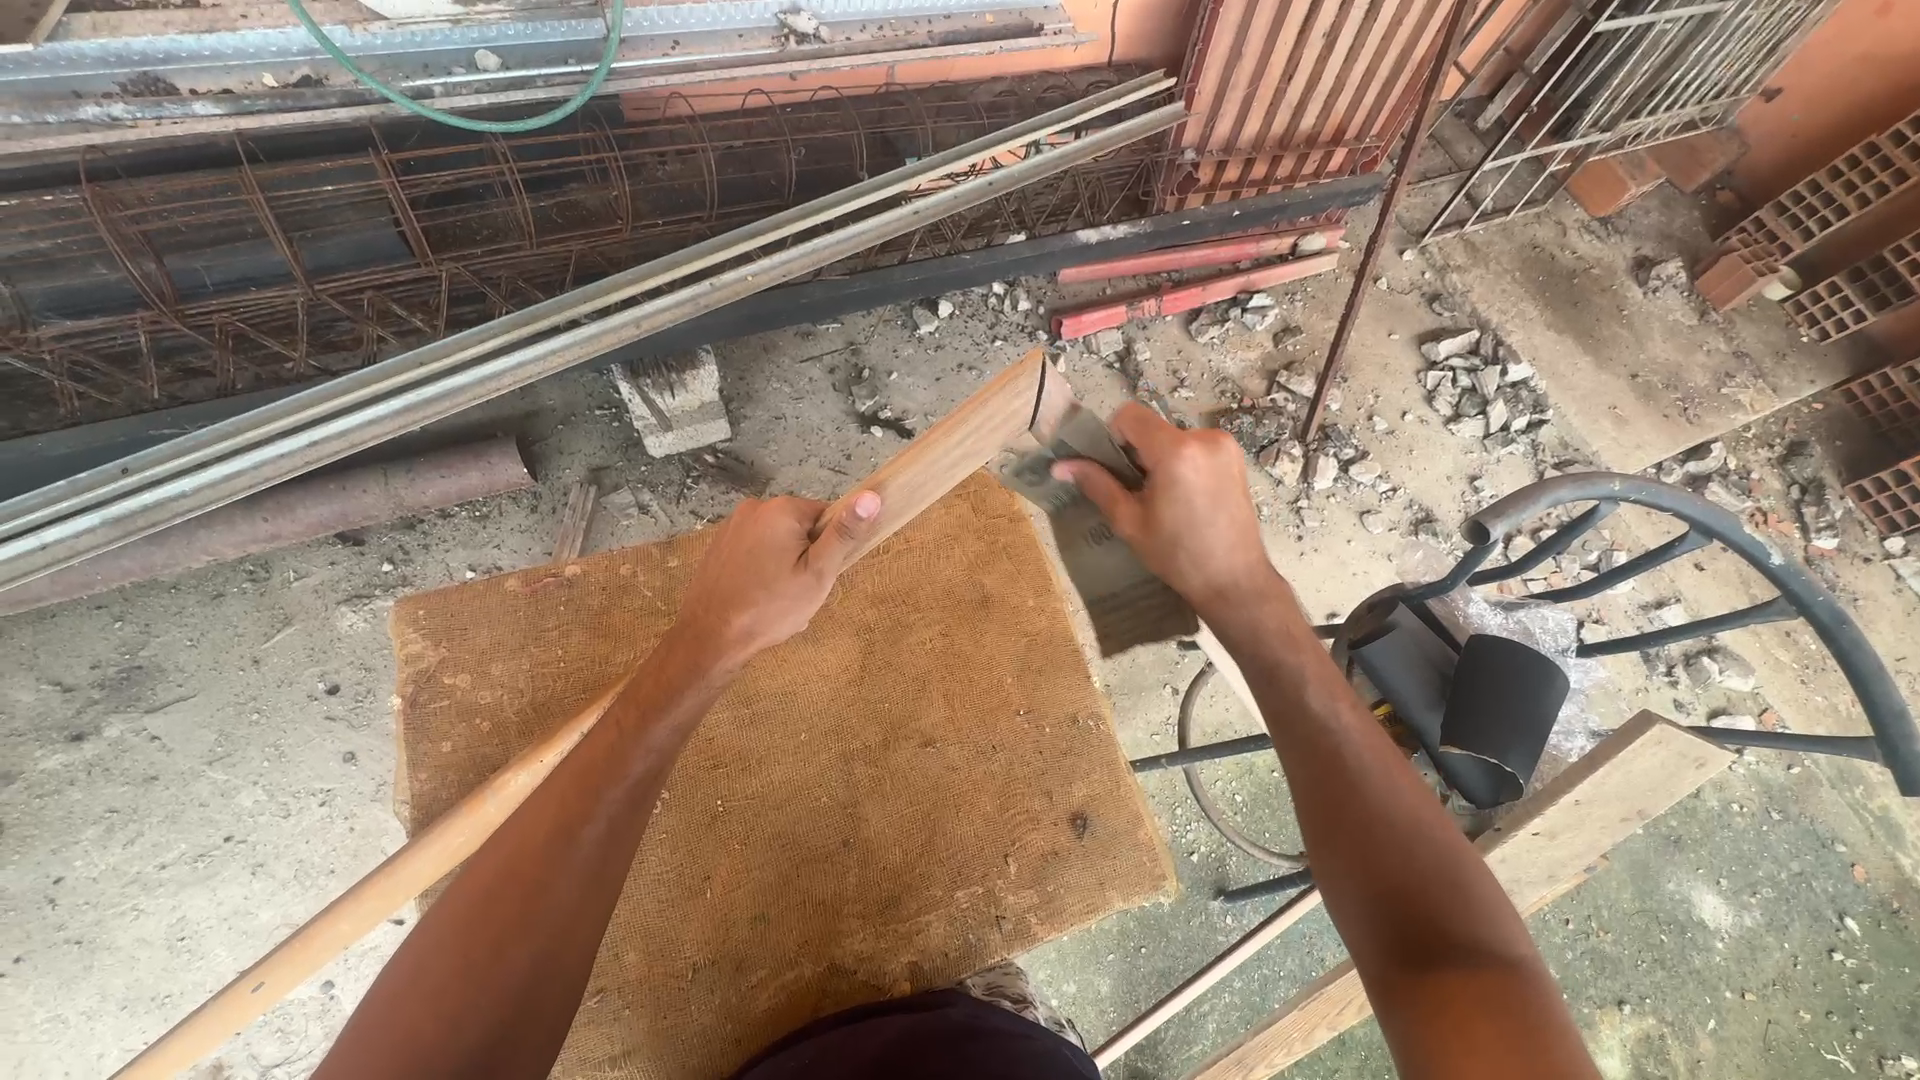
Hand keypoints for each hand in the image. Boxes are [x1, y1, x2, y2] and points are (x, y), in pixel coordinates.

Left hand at [668, 491, 882, 669]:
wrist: (710, 636)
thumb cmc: (770, 607)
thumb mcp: (818, 573)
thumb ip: (844, 533)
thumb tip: (872, 496)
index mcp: (783, 509)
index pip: (826, 516)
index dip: (829, 547)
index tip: (821, 574)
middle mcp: (755, 507)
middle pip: (800, 527)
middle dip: (805, 557)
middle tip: (801, 591)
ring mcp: (732, 525)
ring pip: (776, 541)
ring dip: (784, 564)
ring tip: (778, 598)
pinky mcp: (718, 545)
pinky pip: (754, 551)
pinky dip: (761, 569)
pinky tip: (758, 596)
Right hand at [1051, 402, 1281, 618]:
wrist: (1233, 579)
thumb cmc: (1177, 555)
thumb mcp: (1129, 521)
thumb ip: (1096, 484)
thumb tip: (1060, 466)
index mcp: (1176, 451)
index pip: (1130, 415)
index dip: (1113, 437)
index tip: (1116, 470)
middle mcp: (1204, 438)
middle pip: (1153, 428)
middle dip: (1139, 454)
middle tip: (1139, 493)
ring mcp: (1225, 445)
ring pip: (1174, 438)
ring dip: (1161, 459)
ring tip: (1166, 499)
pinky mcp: (1235, 457)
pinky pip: (1195, 447)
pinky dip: (1182, 463)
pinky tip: (1186, 498)